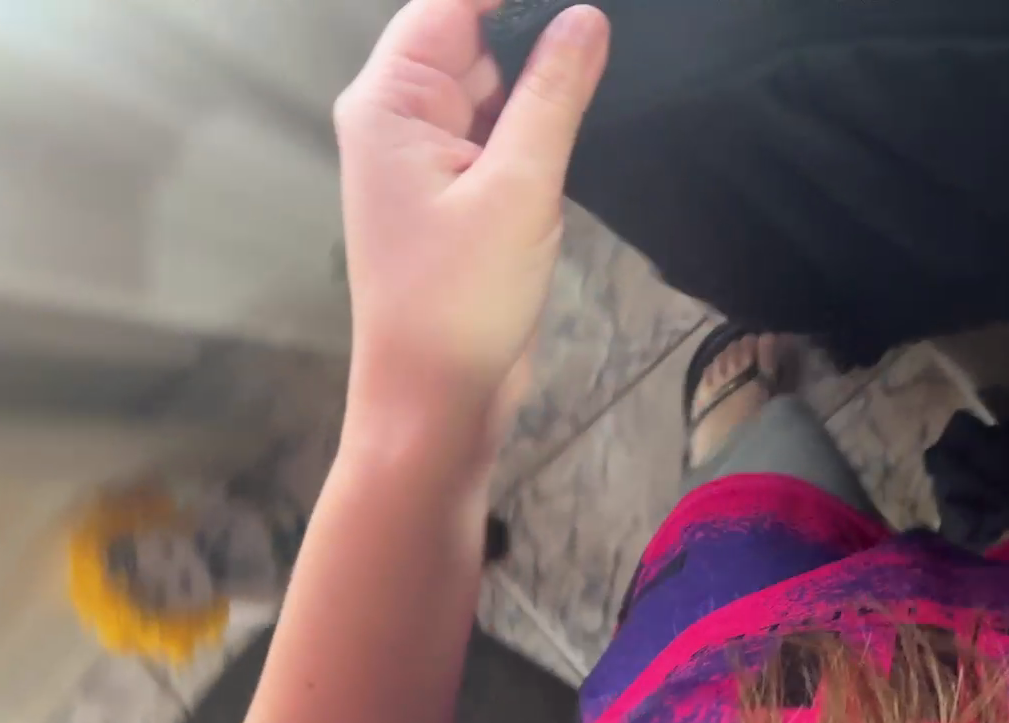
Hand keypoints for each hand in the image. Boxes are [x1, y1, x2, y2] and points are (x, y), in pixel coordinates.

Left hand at [333, 0, 610, 442]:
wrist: (440, 398)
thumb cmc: (465, 298)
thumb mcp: (518, 190)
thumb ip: (552, 98)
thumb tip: (586, 20)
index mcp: (393, 101)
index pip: (453, 4)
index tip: (586, 6)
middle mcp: (404, 122)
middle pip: (474, 46)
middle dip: (539, 40)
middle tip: (615, 42)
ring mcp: (434, 167)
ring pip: (493, 100)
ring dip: (543, 95)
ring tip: (607, 84)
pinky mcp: (463, 207)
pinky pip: (502, 149)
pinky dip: (539, 141)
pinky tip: (582, 138)